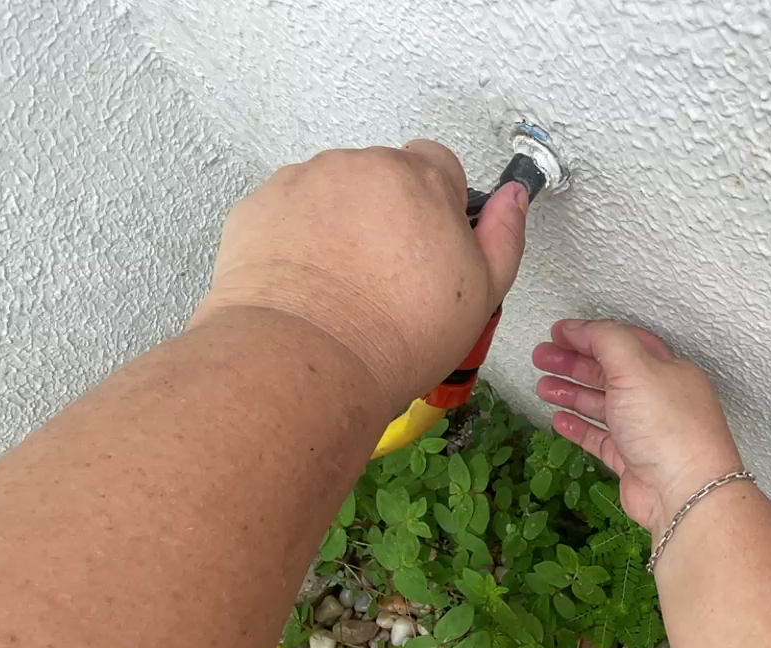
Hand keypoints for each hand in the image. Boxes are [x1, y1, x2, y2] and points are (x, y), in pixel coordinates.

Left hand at [191, 141, 528, 402]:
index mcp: (420, 180)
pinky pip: (292, 214)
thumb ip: (504, 237)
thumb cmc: (400, 336)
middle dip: (393, 216)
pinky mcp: (259, 208)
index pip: (439, 164)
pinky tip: (314, 288)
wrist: (312, 361)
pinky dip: (303, 240)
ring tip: (350, 288)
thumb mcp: (482, 294)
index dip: (442, 206)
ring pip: (337, 194)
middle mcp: (360, 167)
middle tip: (394, 280)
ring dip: (347, 226)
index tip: (436, 247)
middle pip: (386, 178)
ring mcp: (303, 183)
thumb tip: (511, 198)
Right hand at [532, 319, 744, 532]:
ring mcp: (644, 431)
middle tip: (542, 357)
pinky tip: (559, 419)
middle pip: (609, 372)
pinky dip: (579, 427)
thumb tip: (585, 328)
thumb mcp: (636, 368)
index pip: (622, 343)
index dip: (589, 335)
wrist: (684, 492)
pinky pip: (600, 438)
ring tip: (543, 386)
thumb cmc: (668, 429)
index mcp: (664, 369)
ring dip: (571, 393)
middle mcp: (656, 398)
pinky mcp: (632, 460)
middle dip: (573, 363)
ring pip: (602, 405)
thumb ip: (609, 341)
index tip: (559, 333)